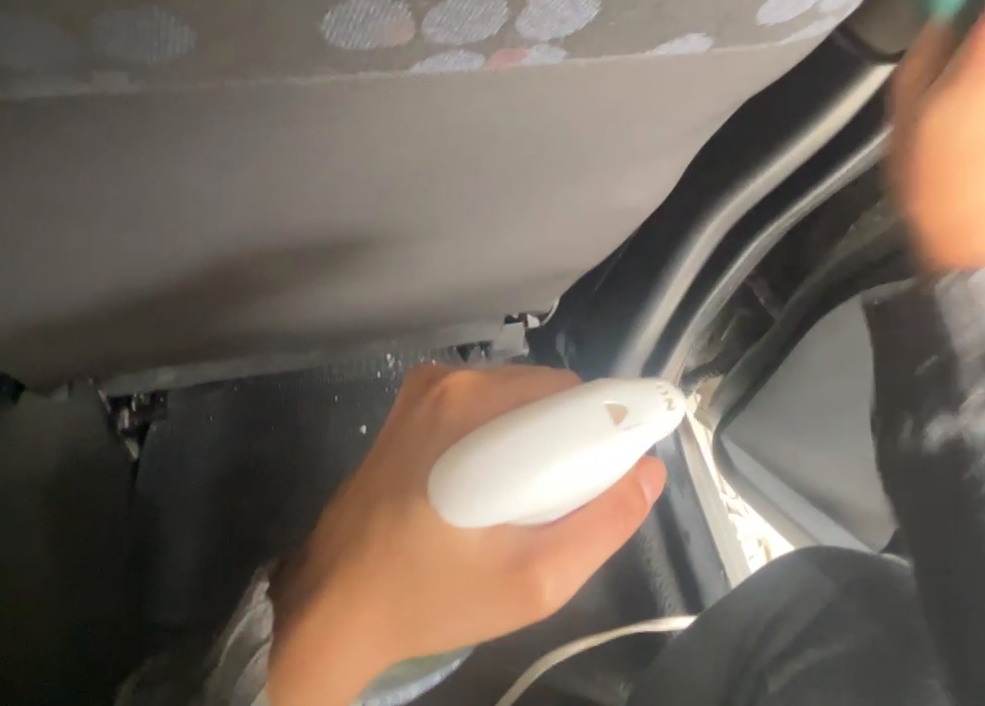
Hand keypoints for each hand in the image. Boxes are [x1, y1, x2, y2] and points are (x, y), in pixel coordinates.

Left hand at [266, 364, 666, 705]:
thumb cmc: (432, 594)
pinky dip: (501, 437)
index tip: (608, 477)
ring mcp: (423, 390)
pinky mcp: (409, 407)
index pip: (573, 395)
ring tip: (527, 503)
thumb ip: (602, 524)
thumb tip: (650, 472)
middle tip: (564, 503)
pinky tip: (491, 490)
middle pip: (545, 393)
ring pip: (515, 398)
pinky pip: (482, 407)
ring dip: (536, 439)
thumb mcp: (533, 581)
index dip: (604, 431)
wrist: (335, 606)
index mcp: (474, 403)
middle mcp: (449, 380)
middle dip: (569, 440)